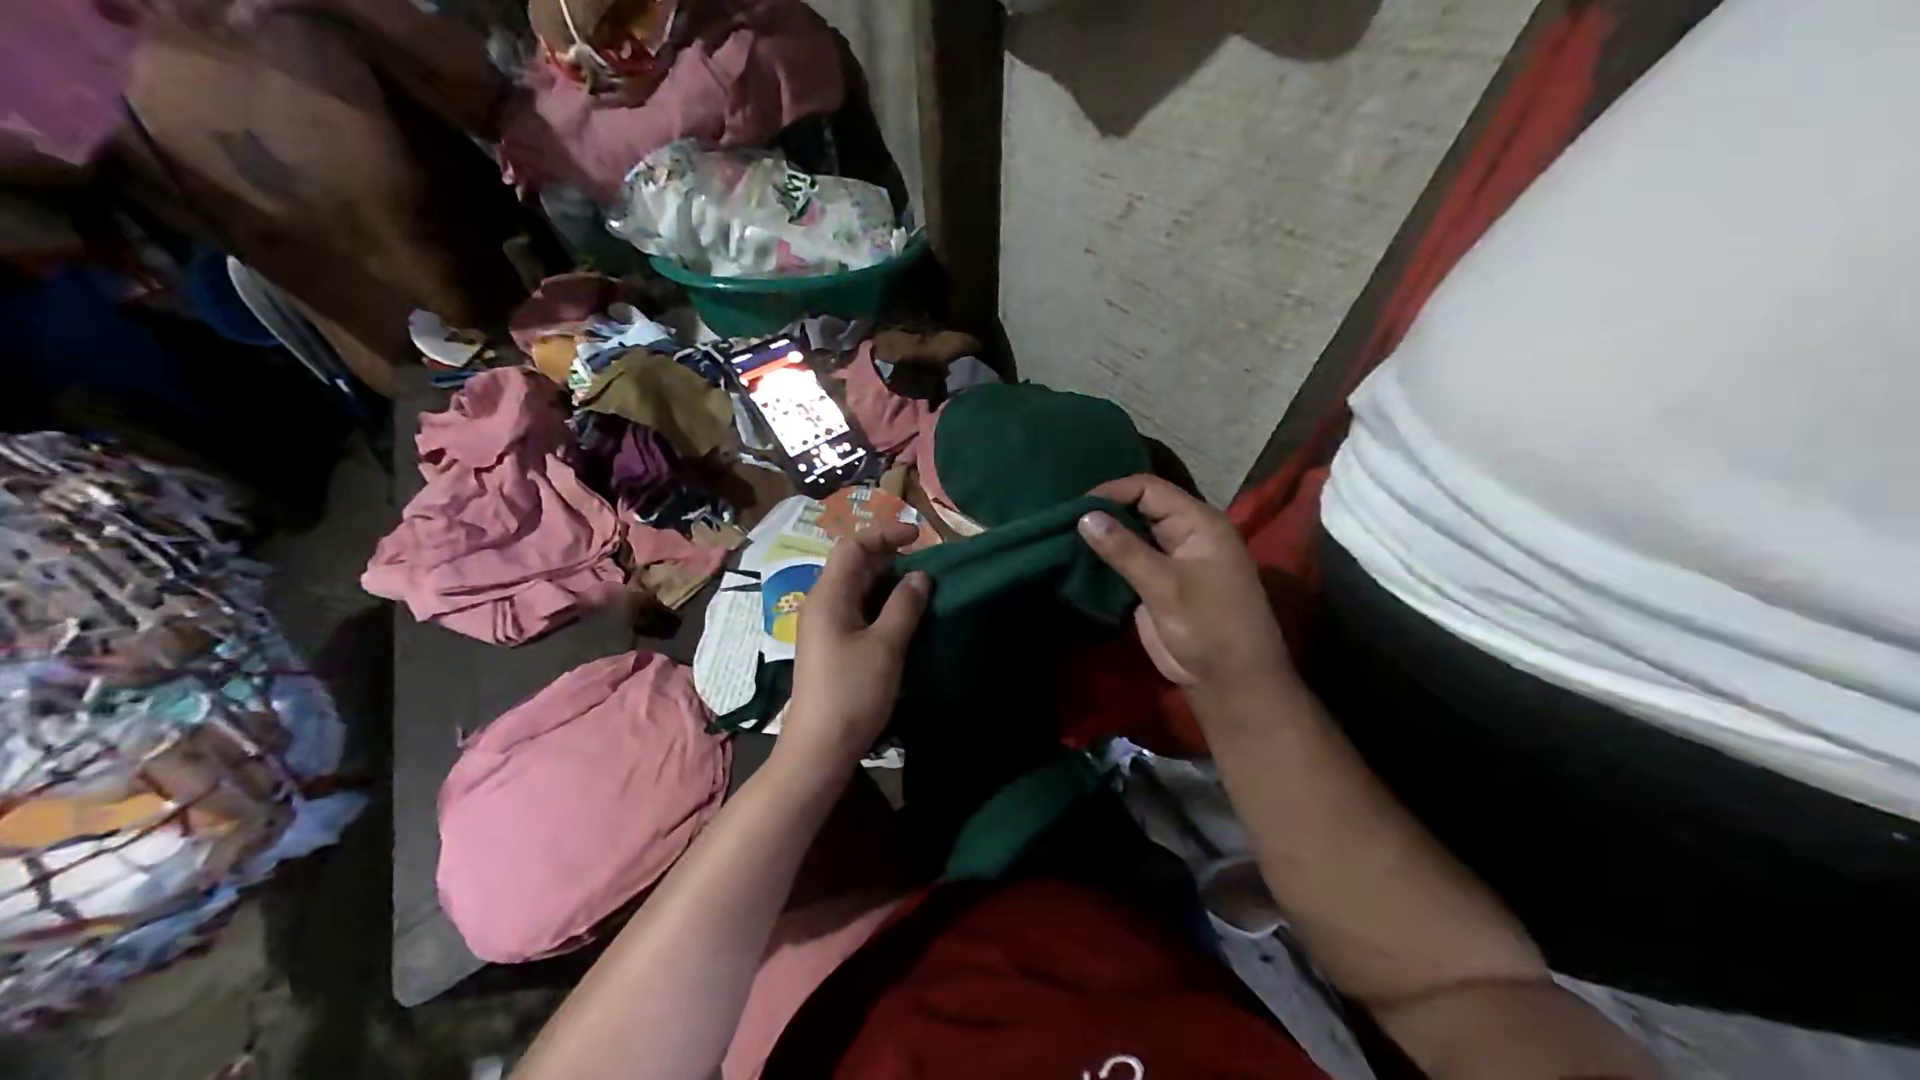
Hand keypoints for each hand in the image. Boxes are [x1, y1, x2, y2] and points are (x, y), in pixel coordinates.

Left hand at [782, 521, 929, 768]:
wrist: (821, 747)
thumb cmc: (852, 692)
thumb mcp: (886, 646)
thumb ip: (905, 605)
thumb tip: (920, 575)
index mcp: (828, 596)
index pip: (853, 547)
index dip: (885, 534)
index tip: (919, 536)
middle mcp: (822, 604)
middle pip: (854, 565)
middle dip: (890, 557)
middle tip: (927, 564)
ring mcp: (825, 626)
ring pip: (858, 589)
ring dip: (889, 583)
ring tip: (923, 588)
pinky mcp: (833, 646)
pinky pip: (858, 611)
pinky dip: (882, 605)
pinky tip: (906, 617)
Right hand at [1078, 475, 1292, 695]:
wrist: (1228, 681)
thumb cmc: (1209, 626)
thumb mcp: (1166, 585)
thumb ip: (1125, 550)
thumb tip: (1084, 516)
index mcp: (1198, 523)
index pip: (1149, 490)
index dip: (1113, 492)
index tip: (1076, 507)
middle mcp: (1184, 535)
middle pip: (1139, 508)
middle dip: (1104, 512)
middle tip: (1064, 521)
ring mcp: (1170, 561)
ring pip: (1131, 535)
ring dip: (1103, 537)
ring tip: (1064, 538)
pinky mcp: (1157, 585)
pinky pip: (1128, 562)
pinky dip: (1106, 560)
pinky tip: (1078, 561)